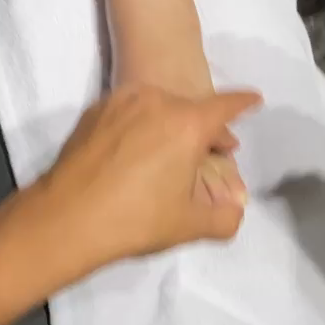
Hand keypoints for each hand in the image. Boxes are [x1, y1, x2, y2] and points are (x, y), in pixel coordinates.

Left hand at [30, 85, 257, 272]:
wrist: (69, 215)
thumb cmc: (136, 218)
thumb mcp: (190, 225)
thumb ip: (224, 217)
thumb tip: (235, 210)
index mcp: (186, 123)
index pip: (225, 106)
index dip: (243, 102)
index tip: (255, 99)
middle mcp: (155, 101)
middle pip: (191, 107)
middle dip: (206, 126)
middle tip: (213, 150)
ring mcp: (120, 101)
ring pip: (158, 105)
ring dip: (172, 121)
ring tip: (172, 151)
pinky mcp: (94, 110)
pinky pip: (130, 110)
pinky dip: (142, 122)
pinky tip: (136, 150)